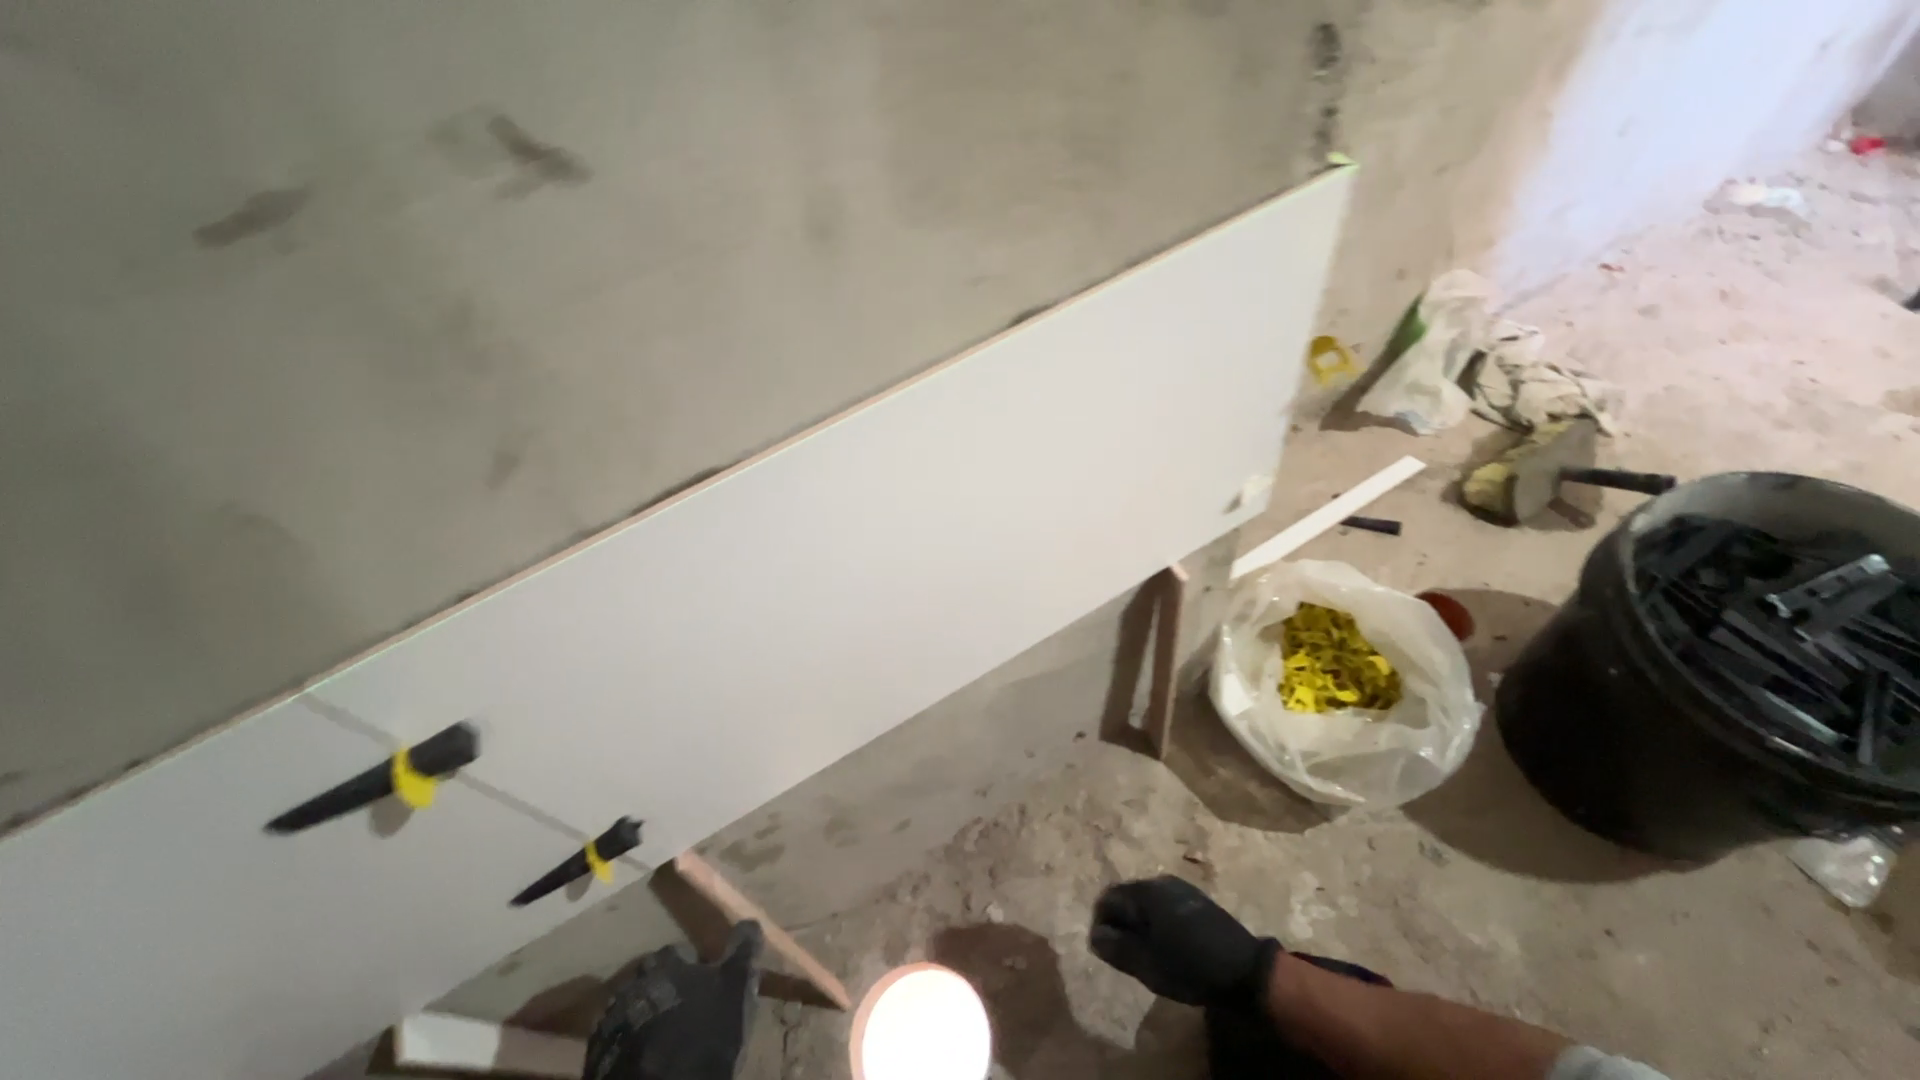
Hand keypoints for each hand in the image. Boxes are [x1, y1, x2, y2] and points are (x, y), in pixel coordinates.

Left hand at [585, 921, 763, 1079]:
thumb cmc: (707, 1030)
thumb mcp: (737, 986)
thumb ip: (743, 951)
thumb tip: (749, 921)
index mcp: (667, 962)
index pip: (680, 952)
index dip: (695, 966)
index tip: (708, 981)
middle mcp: (636, 982)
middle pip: (653, 976)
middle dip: (667, 985)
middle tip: (687, 1005)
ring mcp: (614, 1017)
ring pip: (636, 1004)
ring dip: (651, 1011)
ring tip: (668, 1031)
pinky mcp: (602, 1051)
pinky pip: (621, 1036)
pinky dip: (635, 1040)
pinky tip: (651, 1053)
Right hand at [1089, 876, 1280, 1007]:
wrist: (1245, 971)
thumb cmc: (1190, 967)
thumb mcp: (1146, 965)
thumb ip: (1116, 948)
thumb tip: (1096, 936)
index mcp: (1145, 892)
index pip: (1107, 899)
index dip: (1101, 924)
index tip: (1106, 951)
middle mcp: (1161, 881)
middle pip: (1127, 896)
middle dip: (1120, 922)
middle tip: (1124, 953)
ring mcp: (1182, 888)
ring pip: (1146, 902)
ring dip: (1140, 923)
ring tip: (1145, 952)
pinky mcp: (1197, 900)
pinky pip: (1164, 905)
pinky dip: (1157, 922)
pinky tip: (1167, 944)